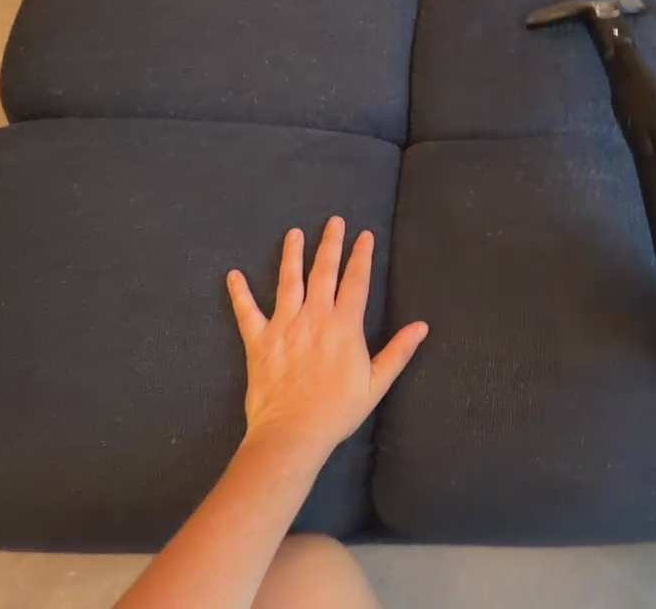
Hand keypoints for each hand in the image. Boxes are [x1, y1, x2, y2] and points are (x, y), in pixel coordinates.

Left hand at [227, 216, 427, 458]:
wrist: (291, 434)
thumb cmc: (337, 411)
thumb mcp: (376, 383)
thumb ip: (398, 351)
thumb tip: (422, 326)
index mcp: (344, 326)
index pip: (356, 281)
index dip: (361, 256)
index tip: (365, 235)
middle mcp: (314, 318)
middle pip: (324, 272)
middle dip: (330, 244)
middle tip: (334, 221)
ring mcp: (284, 327)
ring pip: (288, 283)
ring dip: (291, 256)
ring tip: (294, 234)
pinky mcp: (259, 342)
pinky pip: (247, 313)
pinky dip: (239, 294)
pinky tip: (233, 275)